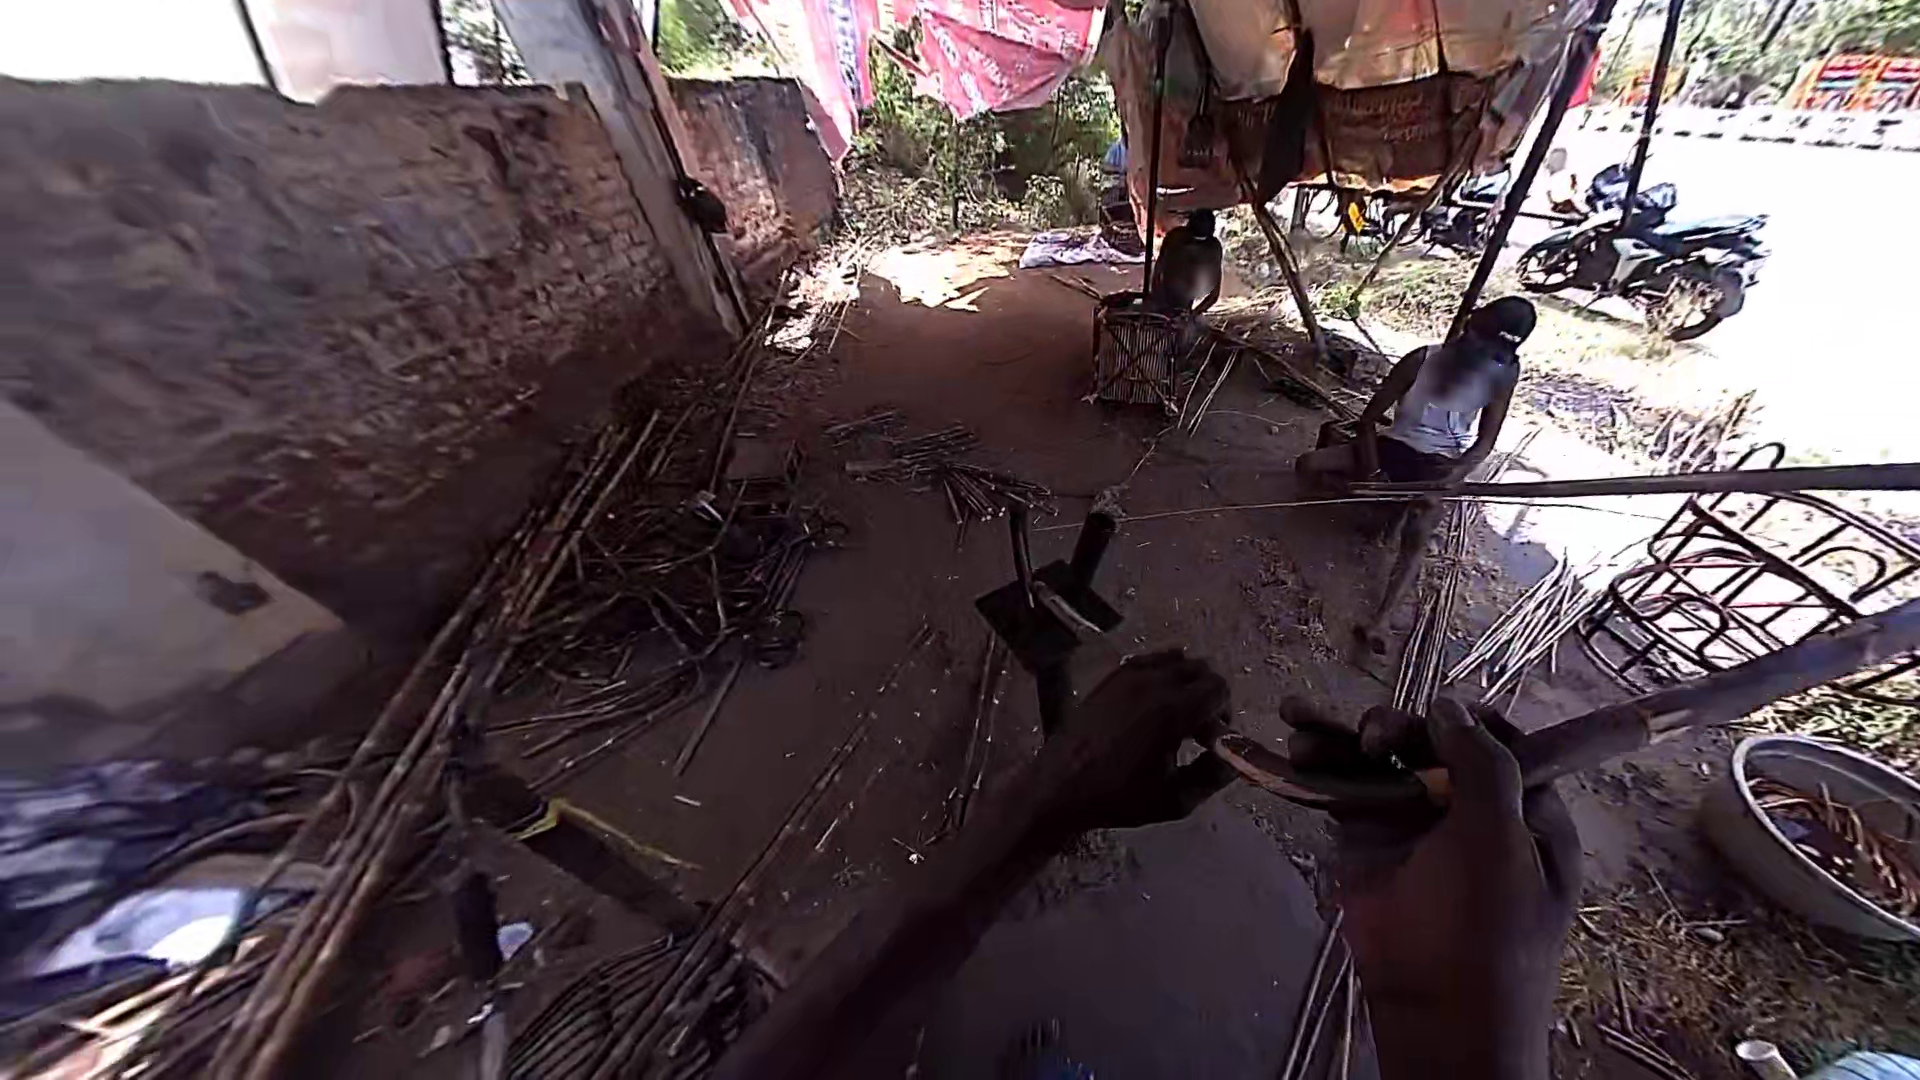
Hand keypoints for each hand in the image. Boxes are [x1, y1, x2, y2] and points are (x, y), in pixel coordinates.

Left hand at [1027, 651, 1234, 834]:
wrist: (1061, 783)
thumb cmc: (1118, 796)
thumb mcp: (1175, 799)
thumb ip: (1212, 776)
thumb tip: (1233, 759)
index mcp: (1172, 710)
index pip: (1218, 688)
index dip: (1224, 713)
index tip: (1210, 740)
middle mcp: (1151, 682)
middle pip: (1199, 669)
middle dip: (1207, 696)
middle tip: (1196, 730)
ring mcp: (1127, 675)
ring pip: (1174, 660)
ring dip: (1184, 682)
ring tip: (1173, 716)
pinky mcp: (1109, 677)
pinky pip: (1147, 661)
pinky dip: (1159, 674)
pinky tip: (1151, 703)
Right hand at [1286, 697, 1579, 1079]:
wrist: (1428, 996)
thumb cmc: (1482, 924)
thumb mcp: (1498, 844)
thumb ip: (1482, 769)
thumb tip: (1448, 705)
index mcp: (1517, 810)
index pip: (1499, 743)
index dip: (1463, 719)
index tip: (1428, 712)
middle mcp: (1461, 804)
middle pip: (1421, 741)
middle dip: (1387, 726)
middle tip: (1367, 736)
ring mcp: (1407, 815)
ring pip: (1370, 755)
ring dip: (1334, 733)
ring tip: (1296, 719)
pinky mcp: (1361, 827)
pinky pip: (1337, 781)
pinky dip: (1312, 760)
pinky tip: (1289, 745)